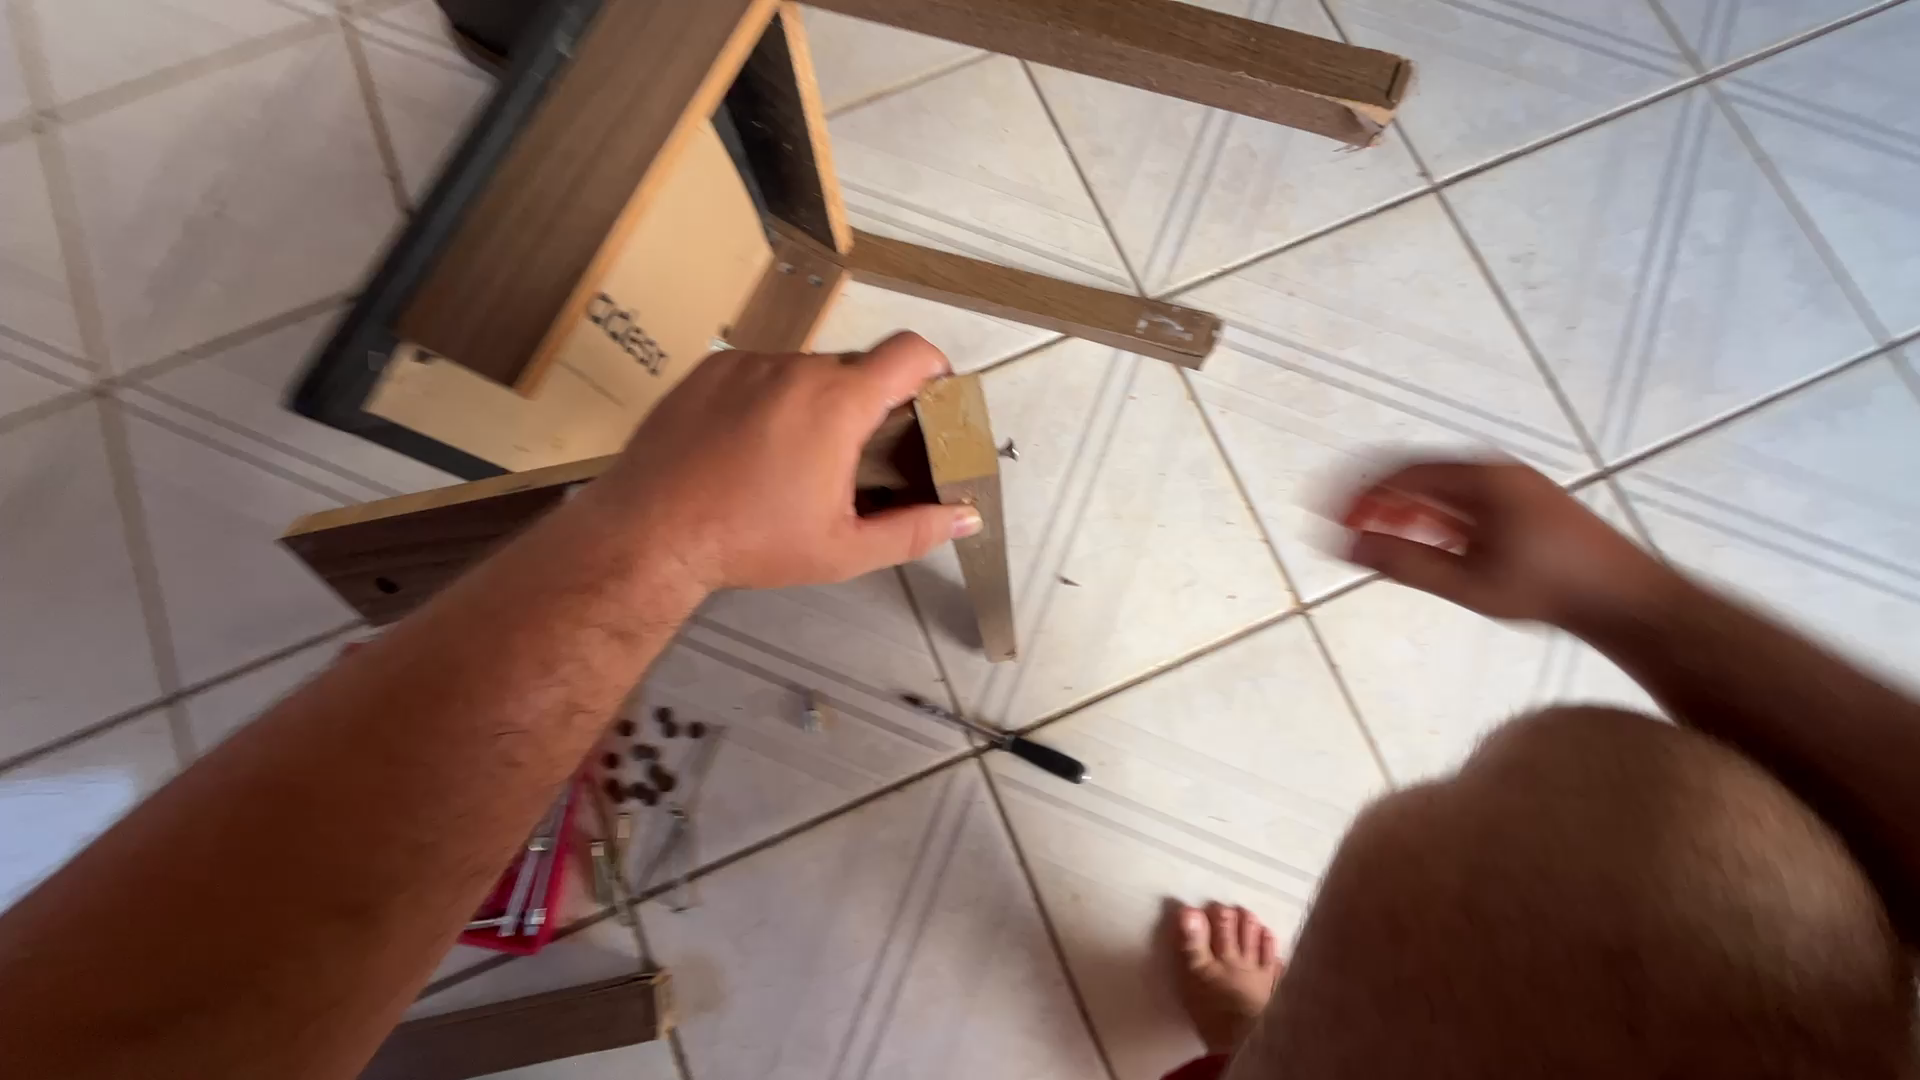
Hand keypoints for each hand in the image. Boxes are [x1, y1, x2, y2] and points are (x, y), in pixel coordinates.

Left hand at [585, 332, 981, 591]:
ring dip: (818, 402)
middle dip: (868, 404)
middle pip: (857, 367)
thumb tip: (965, 517)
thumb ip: (914, 531)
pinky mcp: (711, 368)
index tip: (932, 398)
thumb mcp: (844, 550)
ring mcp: (748, 362)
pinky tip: (751, 445)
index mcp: (838, 404)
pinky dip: (772, 398)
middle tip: (855, 456)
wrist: (649, 532)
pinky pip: (762, 371)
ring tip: (793, 457)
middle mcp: (795, 368)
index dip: (934, 368)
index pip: (909, 352)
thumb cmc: (752, 543)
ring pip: (807, 370)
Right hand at [1335, 459, 1675, 631]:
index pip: (1400, 473)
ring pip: (1440, 488)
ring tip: (1379, 536)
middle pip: (1417, 475)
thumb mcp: (1464, 581)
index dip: (1359, 494)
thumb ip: (1401, 561)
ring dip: (1403, 509)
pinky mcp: (1525, 506)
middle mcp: (1496, 472)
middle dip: (1376, 500)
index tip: (1331, 518)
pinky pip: (1463, 500)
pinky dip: (1432, 517)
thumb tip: (1344, 546)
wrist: (1631, 602)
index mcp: (1480, 479)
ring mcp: (1514, 487)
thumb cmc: (1547, 589)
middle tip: (1347, 526)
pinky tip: (1425, 542)